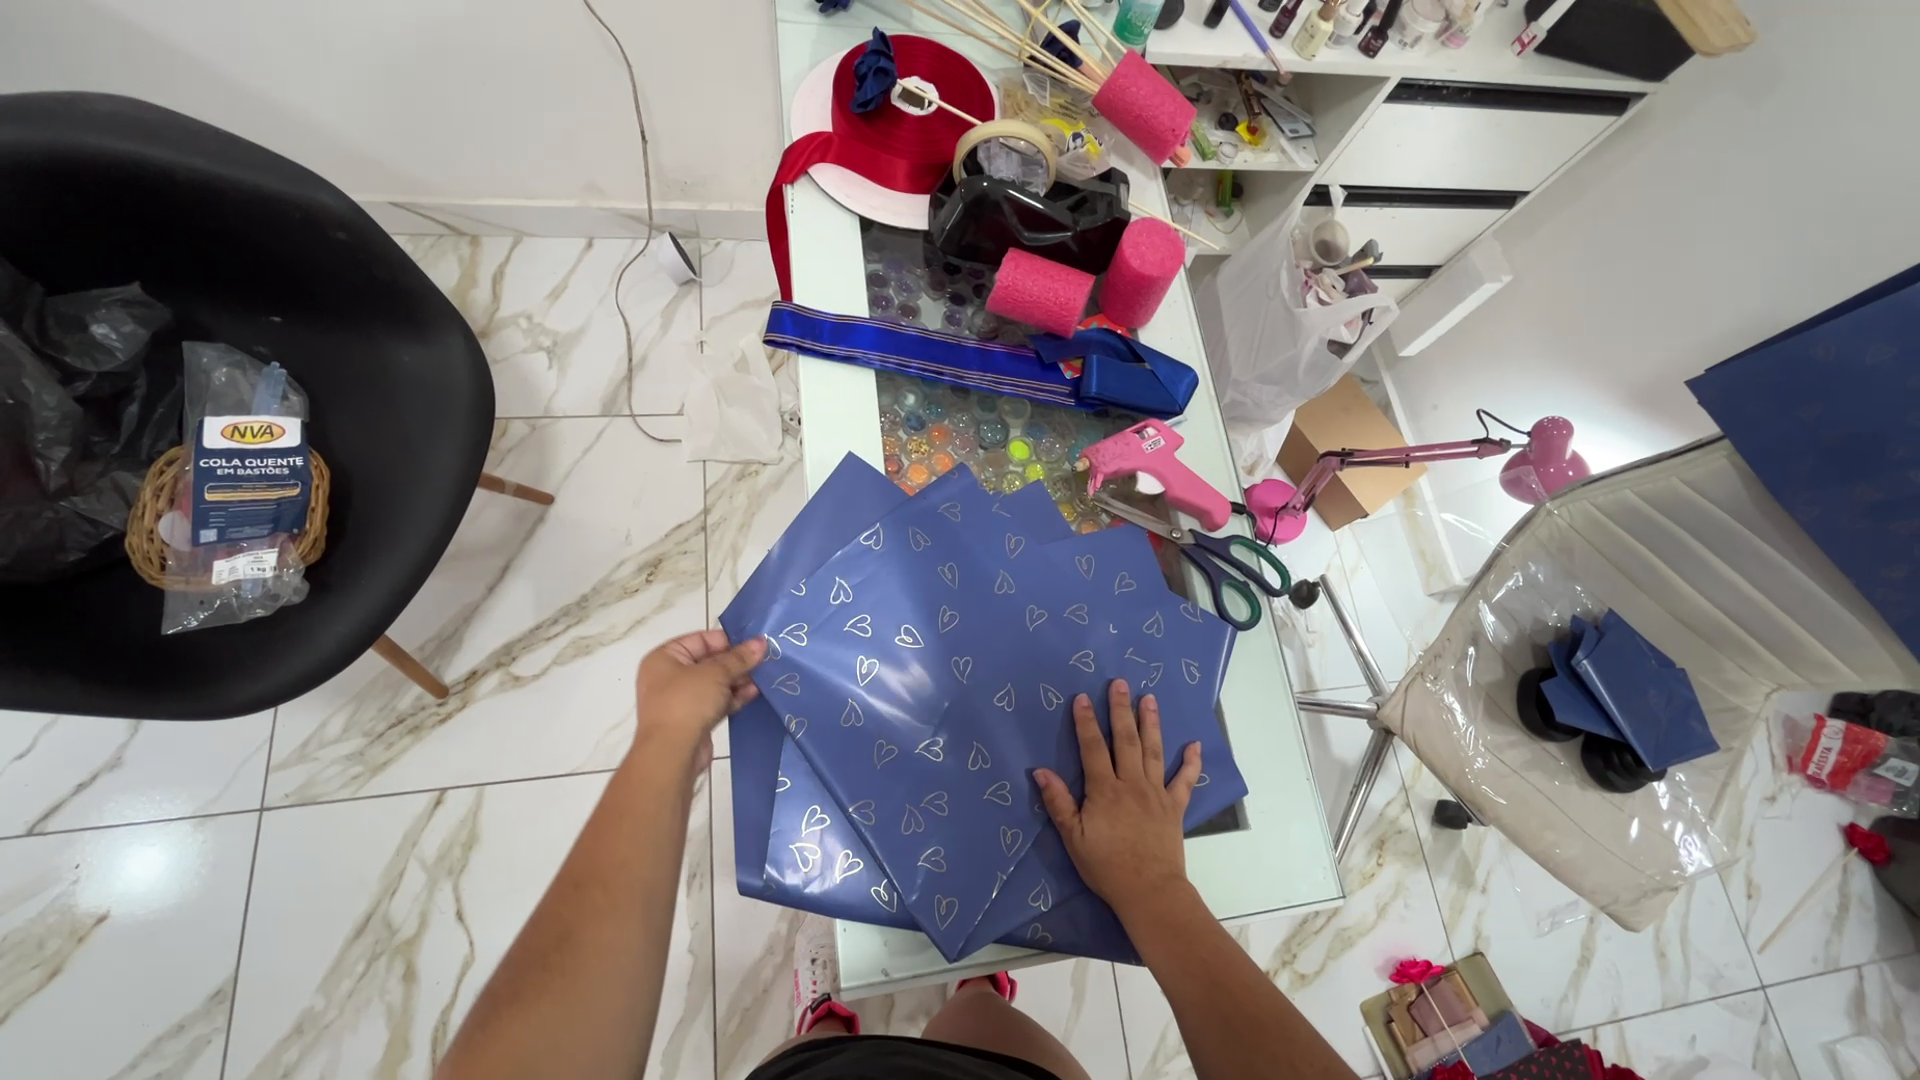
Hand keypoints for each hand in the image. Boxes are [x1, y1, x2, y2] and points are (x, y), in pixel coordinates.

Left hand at [633, 630, 765, 772]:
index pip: (700, 640)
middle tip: (765, 658)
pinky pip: (717, 701)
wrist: (672, 753)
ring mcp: (681, 700)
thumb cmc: (687, 702)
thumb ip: (739, 657)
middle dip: (736, 661)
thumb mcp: (715, 673)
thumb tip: (761, 642)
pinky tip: (756, 692)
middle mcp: (669, 676)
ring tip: (765, 674)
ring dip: (739, 679)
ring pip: (715, 683)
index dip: (727, 640)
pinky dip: (734, 697)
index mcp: (665, 658)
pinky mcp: (694, 719)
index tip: (753, 643)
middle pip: (709, 662)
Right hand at [1034, 680, 1201, 919]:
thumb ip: (1059, 802)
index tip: (1082, 697)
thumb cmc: (1107, 867)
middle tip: (1120, 683)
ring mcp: (1157, 793)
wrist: (1150, 892)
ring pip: (1154, 750)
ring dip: (1151, 722)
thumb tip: (1041, 771)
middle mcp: (1132, 784)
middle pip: (1125, 739)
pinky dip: (1191, 762)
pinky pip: (1185, 780)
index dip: (1086, 722)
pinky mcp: (1175, 807)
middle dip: (1121, 709)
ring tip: (1150, 698)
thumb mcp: (1073, 838)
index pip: (1093, 748)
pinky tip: (1194, 744)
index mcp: (1104, 790)